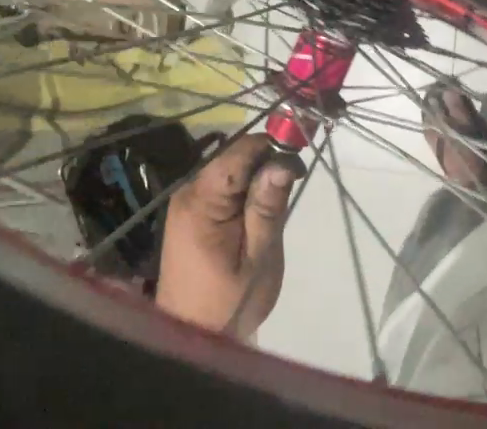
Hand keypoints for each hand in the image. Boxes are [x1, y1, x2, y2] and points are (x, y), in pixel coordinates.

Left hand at [154, 134, 297, 337]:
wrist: (191, 339)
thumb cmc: (228, 303)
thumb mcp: (258, 257)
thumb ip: (268, 206)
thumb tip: (283, 160)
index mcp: (201, 200)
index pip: (239, 151)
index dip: (272, 148)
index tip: (298, 166)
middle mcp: (189, 191)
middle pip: (235, 156)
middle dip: (266, 163)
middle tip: (290, 190)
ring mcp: (188, 200)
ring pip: (231, 169)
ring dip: (257, 177)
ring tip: (277, 204)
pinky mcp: (192, 212)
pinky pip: (224, 185)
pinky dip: (245, 190)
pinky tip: (257, 212)